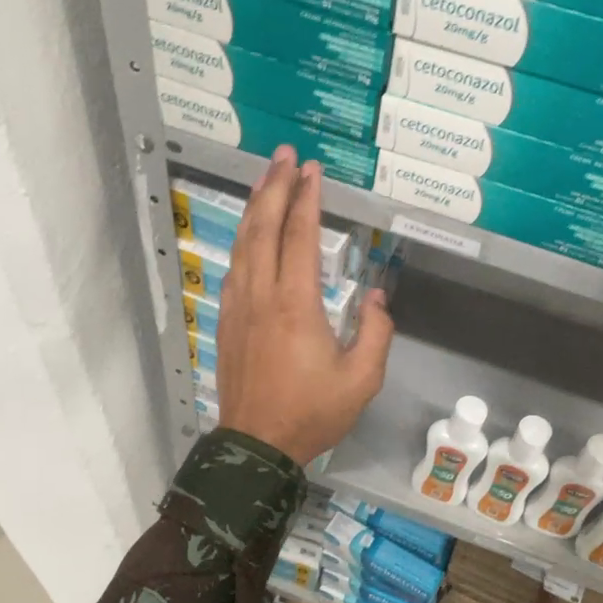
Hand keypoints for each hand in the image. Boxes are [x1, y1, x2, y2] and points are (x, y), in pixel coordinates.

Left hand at [216, 147, 395, 464]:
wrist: (257, 445)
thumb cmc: (312, 414)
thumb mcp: (362, 379)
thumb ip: (375, 331)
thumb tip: (374, 294)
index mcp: (295, 305)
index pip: (299, 237)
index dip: (306, 200)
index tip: (312, 171)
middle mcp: (261, 296)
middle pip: (262, 228)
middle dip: (273, 187)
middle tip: (284, 156)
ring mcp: (238, 307)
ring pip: (242, 244)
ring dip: (254, 207)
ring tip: (266, 180)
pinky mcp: (227, 321)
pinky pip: (234, 267)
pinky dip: (243, 240)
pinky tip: (250, 233)